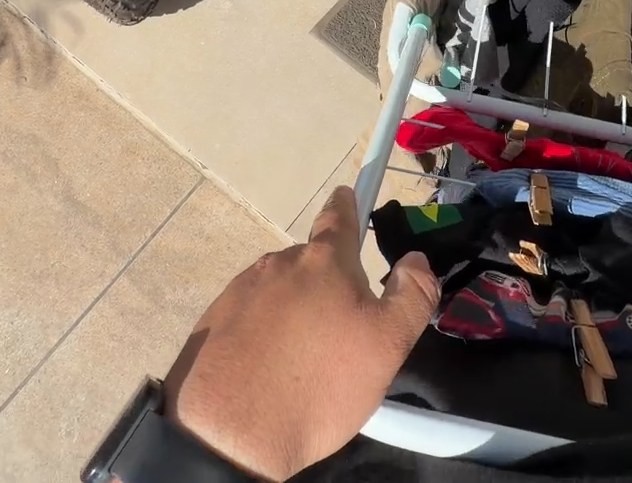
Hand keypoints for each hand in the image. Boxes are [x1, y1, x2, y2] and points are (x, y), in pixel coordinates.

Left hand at [161, 186, 438, 479]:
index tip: (349, 196)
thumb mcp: (387, 344)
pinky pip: (251, 315)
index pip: (338, 214)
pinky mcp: (214, 321)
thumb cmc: (318, 382)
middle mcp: (280, 262)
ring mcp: (241, 289)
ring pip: (282, 290)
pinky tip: (270, 368)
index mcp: (324, 259)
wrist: (226, 436)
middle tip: (340, 331)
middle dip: (328, 284)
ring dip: (296, 310)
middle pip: (313, 262)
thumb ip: (413, 295)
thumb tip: (417, 258)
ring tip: (303, 360)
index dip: (348, 204)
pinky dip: (264, 331)